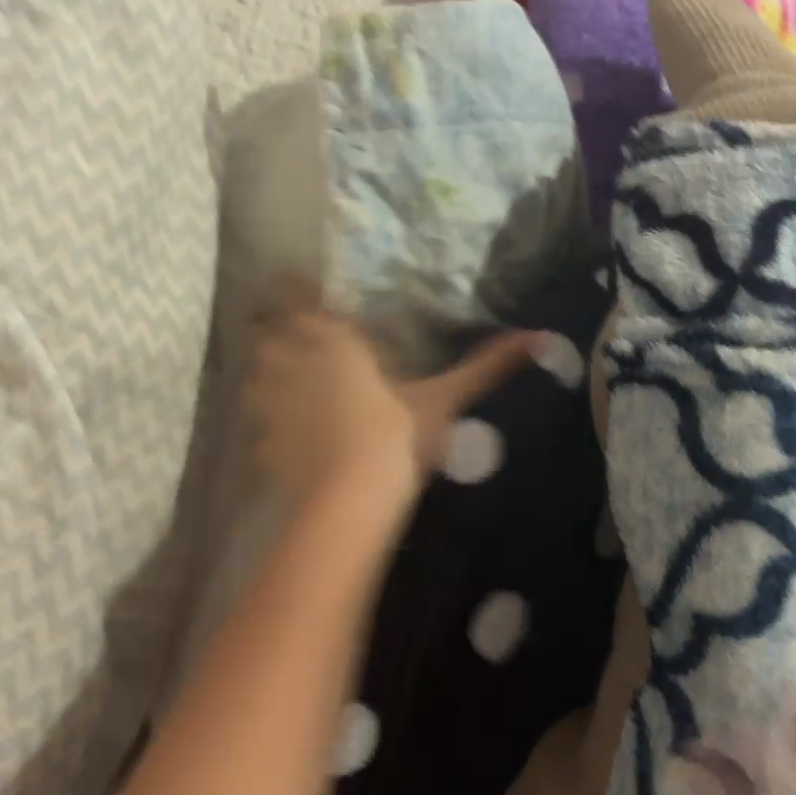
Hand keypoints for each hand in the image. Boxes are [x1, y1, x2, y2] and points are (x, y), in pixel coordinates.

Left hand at [243, 296, 538, 507]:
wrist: (351, 501)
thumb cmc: (397, 436)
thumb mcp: (445, 400)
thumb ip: (485, 367)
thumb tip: (542, 336)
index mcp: (332, 341)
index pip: (298, 299)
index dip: (297, 294)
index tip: (308, 299)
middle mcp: (291, 363)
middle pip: (267, 334)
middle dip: (279, 334)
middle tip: (300, 341)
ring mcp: (269, 406)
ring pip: (254, 376)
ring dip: (266, 376)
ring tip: (287, 385)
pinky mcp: (263, 445)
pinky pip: (259, 426)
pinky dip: (269, 426)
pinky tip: (287, 437)